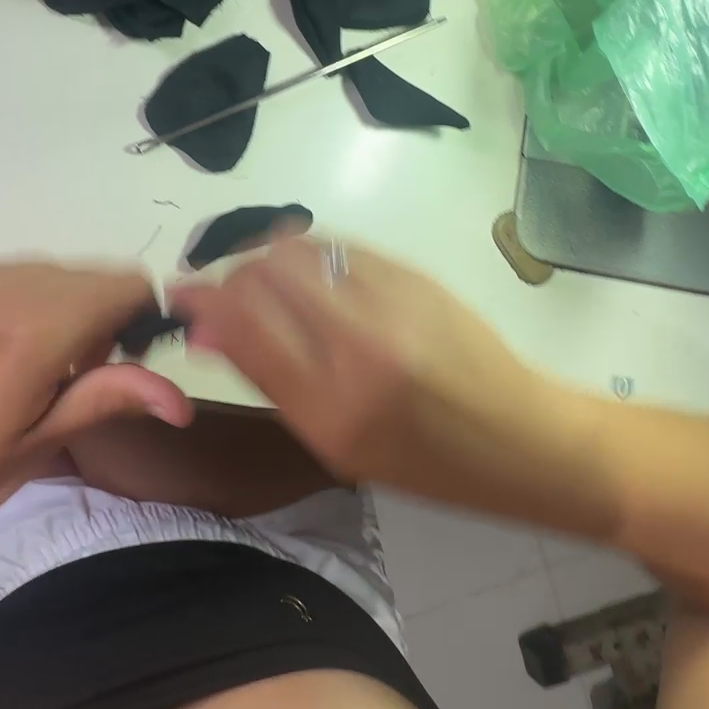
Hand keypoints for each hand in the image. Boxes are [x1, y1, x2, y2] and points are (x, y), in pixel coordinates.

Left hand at [0, 261, 194, 508]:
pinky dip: (27, 295)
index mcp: (38, 329)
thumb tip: (182, 400)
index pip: (126, 283)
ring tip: (29, 358)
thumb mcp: (41, 439)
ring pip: (57, 270)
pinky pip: (17, 268)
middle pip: (93, 275)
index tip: (115, 359)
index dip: (139, 317)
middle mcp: (10, 282)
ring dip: (65, 304)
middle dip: (101, 315)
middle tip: (68, 371)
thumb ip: (111, 397)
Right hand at [169, 236, 546, 484]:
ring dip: (265, 257)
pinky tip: (311, 274)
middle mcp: (356, 344)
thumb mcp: (337, 443)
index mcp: (330, 405)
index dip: (199, 299)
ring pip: (295, 247)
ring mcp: (389, 301)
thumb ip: (269, 377)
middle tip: (227, 293)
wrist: (528, 441)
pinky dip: (307, 252)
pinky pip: (336, 244)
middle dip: (229, 275)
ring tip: (266, 280)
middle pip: (260, 272)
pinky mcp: (414, 274)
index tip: (180, 295)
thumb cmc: (426, 463)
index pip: (238, 323)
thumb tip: (206, 329)